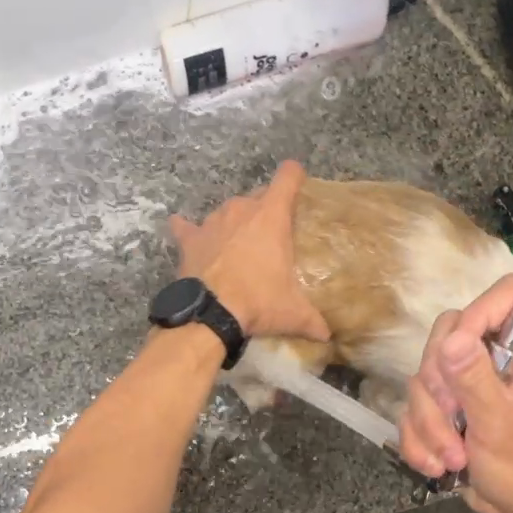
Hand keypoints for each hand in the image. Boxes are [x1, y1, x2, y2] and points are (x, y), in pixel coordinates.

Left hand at [167, 161, 330, 342]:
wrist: (210, 314)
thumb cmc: (258, 303)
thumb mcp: (291, 313)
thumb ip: (312, 320)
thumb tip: (326, 335)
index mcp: (271, 216)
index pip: (288, 177)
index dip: (294, 177)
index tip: (298, 186)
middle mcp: (241, 209)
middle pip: (257, 196)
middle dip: (264, 210)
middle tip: (268, 237)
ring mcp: (212, 221)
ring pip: (227, 211)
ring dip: (233, 224)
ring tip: (236, 247)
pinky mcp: (190, 239)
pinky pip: (186, 228)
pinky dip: (187, 230)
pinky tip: (187, 234)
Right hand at [399, 275, 512, 512]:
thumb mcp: (502, 424)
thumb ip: (475, 379)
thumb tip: (450, 339)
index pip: (508, 296)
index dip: (477, 316)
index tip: (455, 351)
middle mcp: (506, 357)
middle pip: (451, 333)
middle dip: (440, 385)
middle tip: (452, 417)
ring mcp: (476, 381)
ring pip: (427, 376)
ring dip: (429, 422)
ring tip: (450, 458)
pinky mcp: (453, 407)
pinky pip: (417, 407)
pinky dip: (420, 438)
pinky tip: (437, 465)